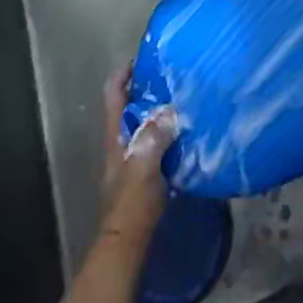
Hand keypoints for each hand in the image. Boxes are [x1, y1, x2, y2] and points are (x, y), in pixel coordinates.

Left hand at [99, 66, 176, 245]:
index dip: (125, 73)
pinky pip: (156, 142)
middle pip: (129, 105)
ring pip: (143, 124)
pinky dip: (168, 132)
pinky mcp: (144, 172)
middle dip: (147, 88)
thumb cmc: (132, 204)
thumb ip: (154, 137)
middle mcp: (121, 142)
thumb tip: (170, 109)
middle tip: (175, 76)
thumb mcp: (144, 167)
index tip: (146, 58)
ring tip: (186, 99)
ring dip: (159, 110)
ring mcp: (131, 158)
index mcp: (116, 136)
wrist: (126, 244)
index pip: (114, 93)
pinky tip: (188, 133)